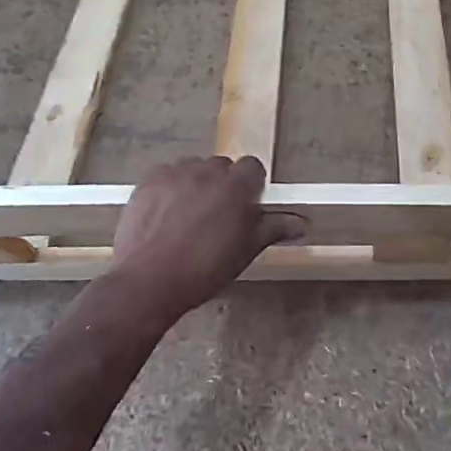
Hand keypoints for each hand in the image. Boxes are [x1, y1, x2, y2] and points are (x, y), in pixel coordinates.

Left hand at [105, 156, 303, 315]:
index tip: (246, 205)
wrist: (147, 284)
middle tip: (218, 214)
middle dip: (223, 184)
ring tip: (189, 214)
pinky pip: (166, 176)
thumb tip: (302, 223)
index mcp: (236, 186)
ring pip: (193, 168)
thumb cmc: (204, 270)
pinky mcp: (147, 183)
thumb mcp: (246, 250)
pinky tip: (166, 214)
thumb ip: (274, 228)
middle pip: (222, 165)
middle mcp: (207, 172)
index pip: (253, 167)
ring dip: (196, 183)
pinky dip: (170, 188)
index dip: (251, 185)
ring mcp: (174, 175)